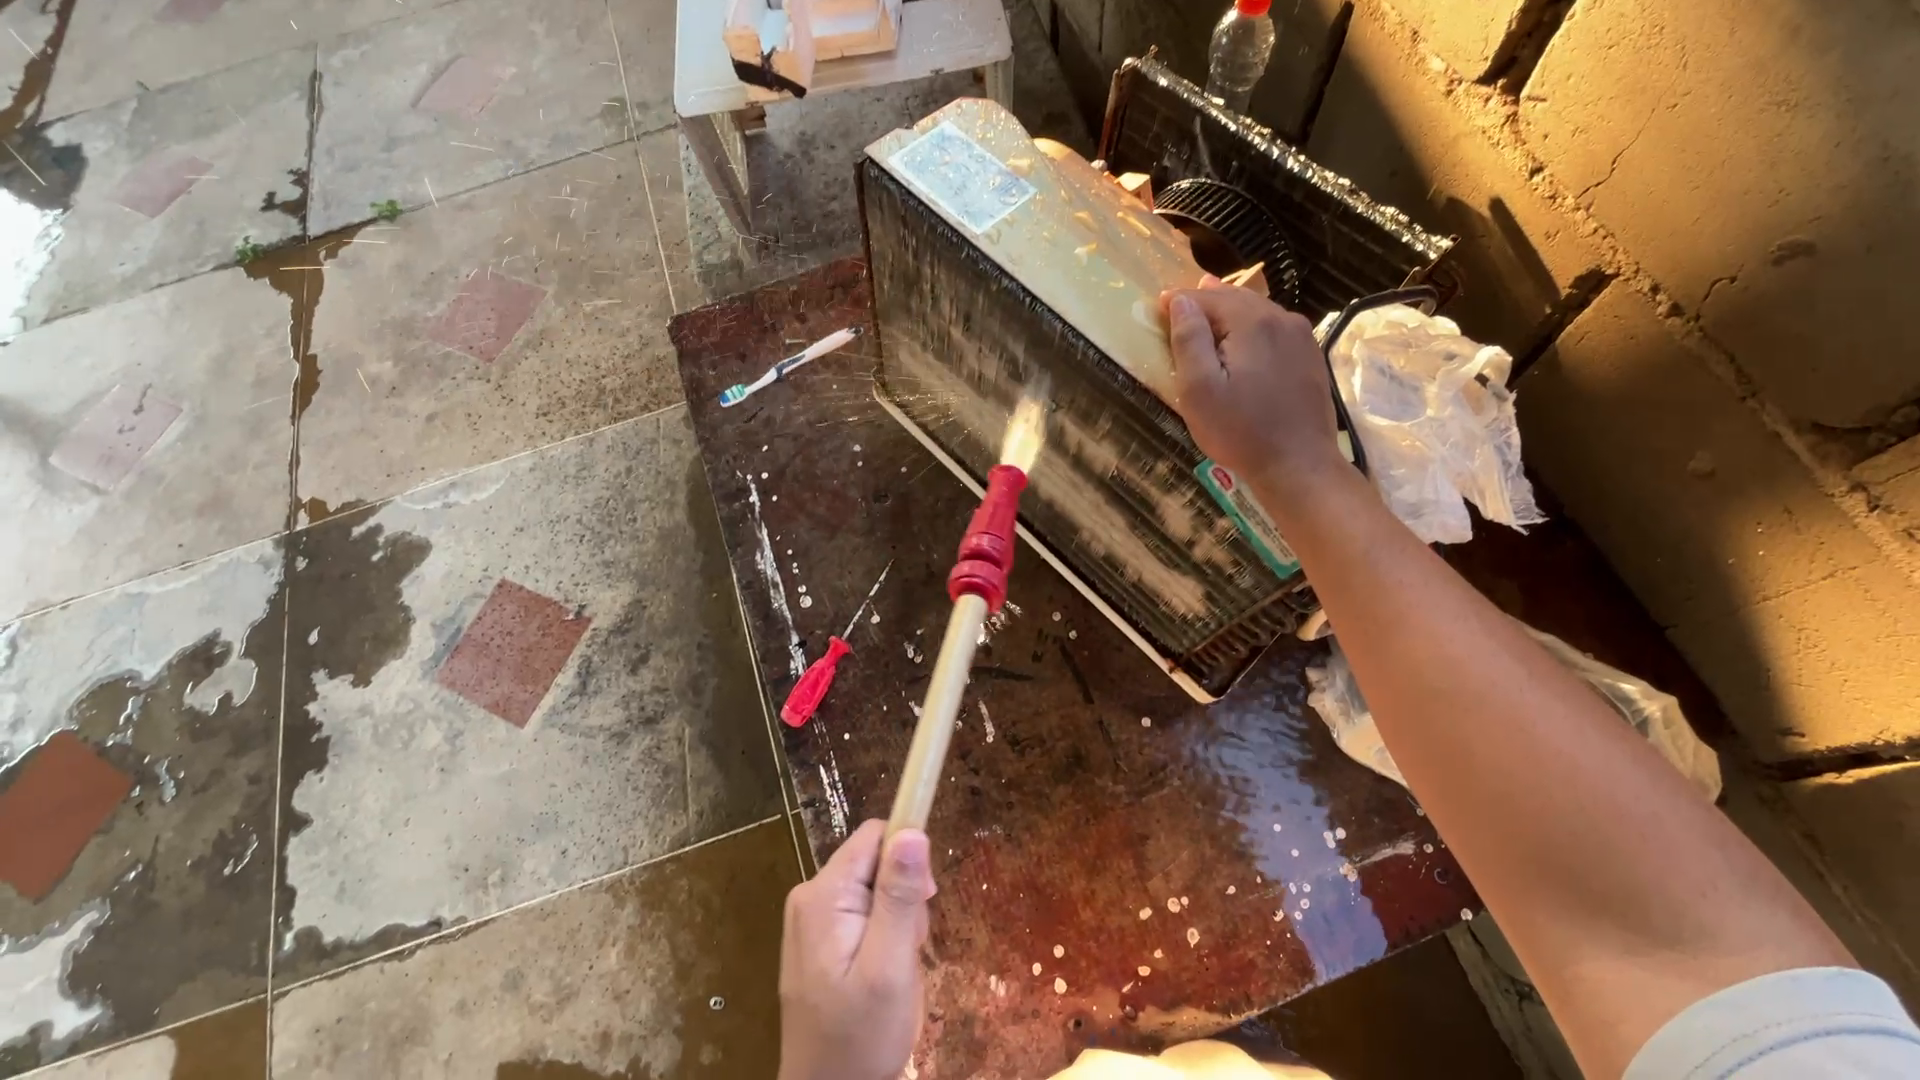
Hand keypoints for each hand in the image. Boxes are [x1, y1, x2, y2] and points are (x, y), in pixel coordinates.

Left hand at [778, 820, 937, 1079]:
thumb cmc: (861, 1036)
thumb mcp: (890, 966)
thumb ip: (900, 897)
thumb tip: (912, 830)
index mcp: (822, 894)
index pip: (876, 837)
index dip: (907, 861)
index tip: (924, 904)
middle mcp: (810, 896)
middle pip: (876, 864)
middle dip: (903, 901)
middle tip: (906, 952)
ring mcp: (812, 919)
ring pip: (874, 891)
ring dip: (896, 925)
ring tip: (894, 972)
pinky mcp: (819, 940)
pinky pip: (863, 916)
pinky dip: (882, 940)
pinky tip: (881, 977)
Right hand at [1160, 280, 1343, 492]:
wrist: (1298, 464)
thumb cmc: (1239, 431)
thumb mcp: (1199, 389)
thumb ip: (1189, 340)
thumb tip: (1182, 301)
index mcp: (1252, 322)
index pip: (1208, 299)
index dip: (1180, 300)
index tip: (1158, 303)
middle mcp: (1281, 319)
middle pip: (1236, 299)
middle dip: (1207, 299)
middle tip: (1182, 298)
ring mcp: (1301, 338)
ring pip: (1259, 311)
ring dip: (1232, 309)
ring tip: (1211, 305)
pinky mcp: (1310, 357)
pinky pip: (1275, 329)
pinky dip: (1253, 326)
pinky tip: (1244, 335)